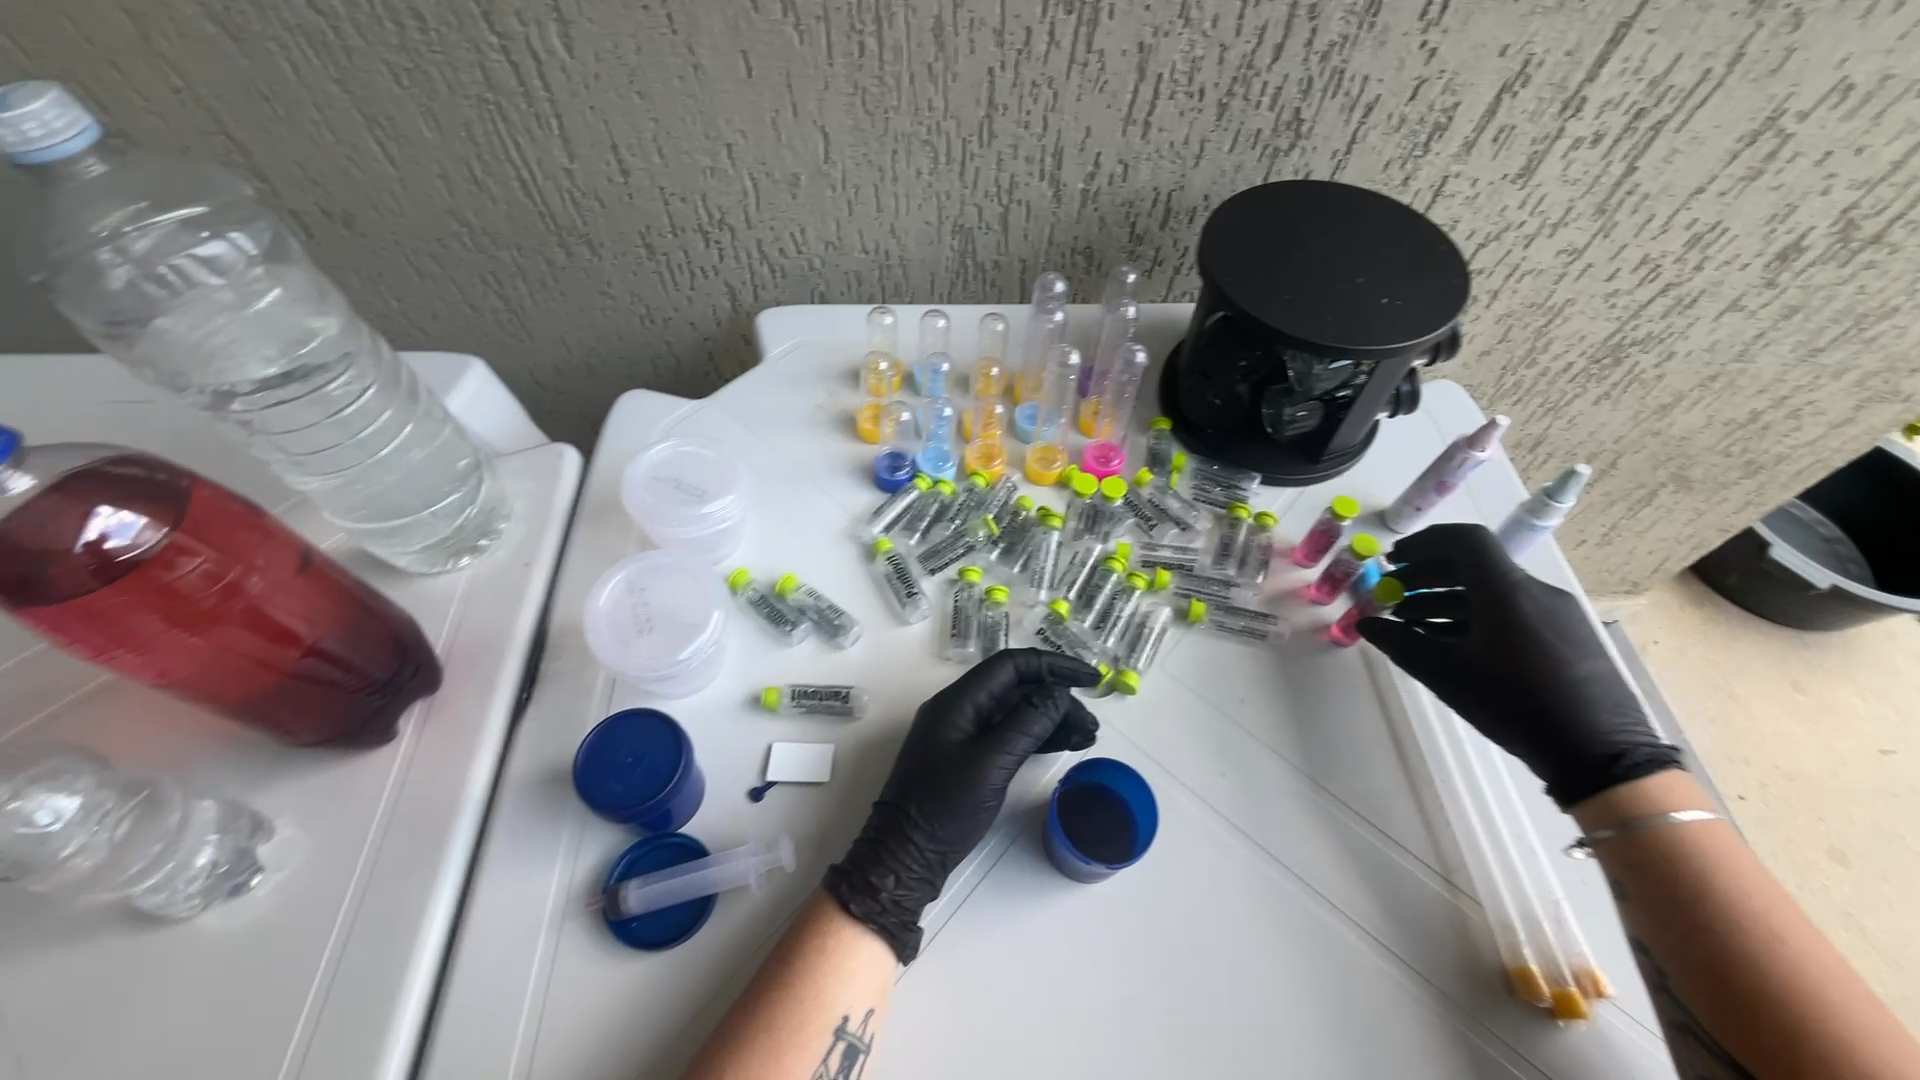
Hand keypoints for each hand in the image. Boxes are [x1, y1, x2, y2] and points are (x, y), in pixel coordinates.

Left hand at [823, 649, 1100, 962]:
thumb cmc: (944, 810)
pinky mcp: (968, 759)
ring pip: (1015, 713)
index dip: (1054, 666)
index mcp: (957, 702)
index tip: (1091, 680)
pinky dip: (1037, 738)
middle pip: (1016, 688)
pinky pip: (1008, 735)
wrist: (905, 858)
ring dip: (1051, 720)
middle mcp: (959, 710)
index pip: (1011, 665)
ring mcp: (962, 735)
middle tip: (1091, 723)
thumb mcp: (990, 764)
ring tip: (1087, 737)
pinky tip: (1063, 746)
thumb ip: (1026, 723)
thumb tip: (1058, 692)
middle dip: (1057, 698)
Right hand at [1359, 523, 1682, 808]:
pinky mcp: (1566, 638)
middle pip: (1475, 565)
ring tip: (1413, 623)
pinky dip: (1475, 618)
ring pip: (1492, 592)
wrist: (1599, 753)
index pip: (1464, 540)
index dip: (1423, 543)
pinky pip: (1512, 613)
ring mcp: (1555, 614)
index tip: (1393, 561)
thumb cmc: (1514, 704)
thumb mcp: (1446, 674)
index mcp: (1507, 591)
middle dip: (1428, 575)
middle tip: (1393, 593)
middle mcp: (1535, 592)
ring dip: (1448, 599)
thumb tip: (1367, 624)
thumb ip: (1401, 643)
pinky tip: (1451, 644)